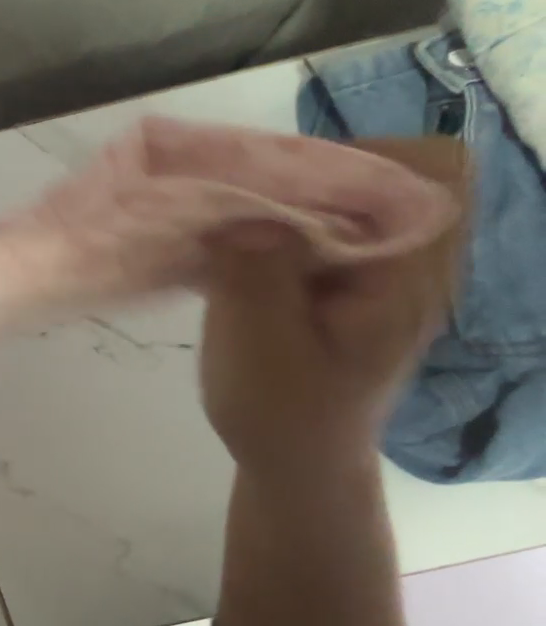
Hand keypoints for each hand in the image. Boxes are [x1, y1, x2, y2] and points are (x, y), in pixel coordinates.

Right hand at [200, 187, 456, 478]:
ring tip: (214, 211)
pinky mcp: (332, 291)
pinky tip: (222, 244)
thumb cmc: (281, 410)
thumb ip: (258, 273)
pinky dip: (265, 232)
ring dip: (271, 205)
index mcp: (402, 275)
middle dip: (292, 179)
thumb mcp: (261, 344)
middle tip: (223, 188)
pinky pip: (307, 240)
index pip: (411, 177)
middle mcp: (399, 265)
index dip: (341, 161)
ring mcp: (367, 278)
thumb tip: (243, 213)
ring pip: (330, 211)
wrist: (293, 464)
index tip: (266, 173)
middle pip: (365, 186)